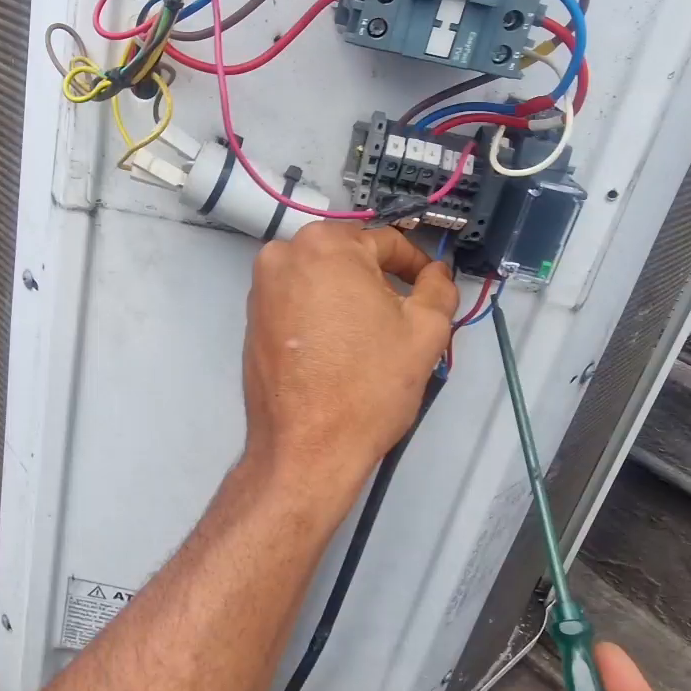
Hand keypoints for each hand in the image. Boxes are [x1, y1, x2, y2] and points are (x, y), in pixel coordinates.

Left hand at [239, 223, 456, 505]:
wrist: (307, 449)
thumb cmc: (367, 387)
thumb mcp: (425, 331)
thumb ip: (439, 288)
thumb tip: (437, 274)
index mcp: (324, 245)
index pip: (385, 242)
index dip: (417, 266)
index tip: (431, 289)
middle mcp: (283, 257)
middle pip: (349, 260)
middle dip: (380, 283)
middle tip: (405, 319)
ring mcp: (261, 290)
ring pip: (322, 282)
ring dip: (350, 300)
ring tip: (374, 340)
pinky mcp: (251, 322)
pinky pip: (298, 304)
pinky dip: (322, 317)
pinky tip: (341, 351)